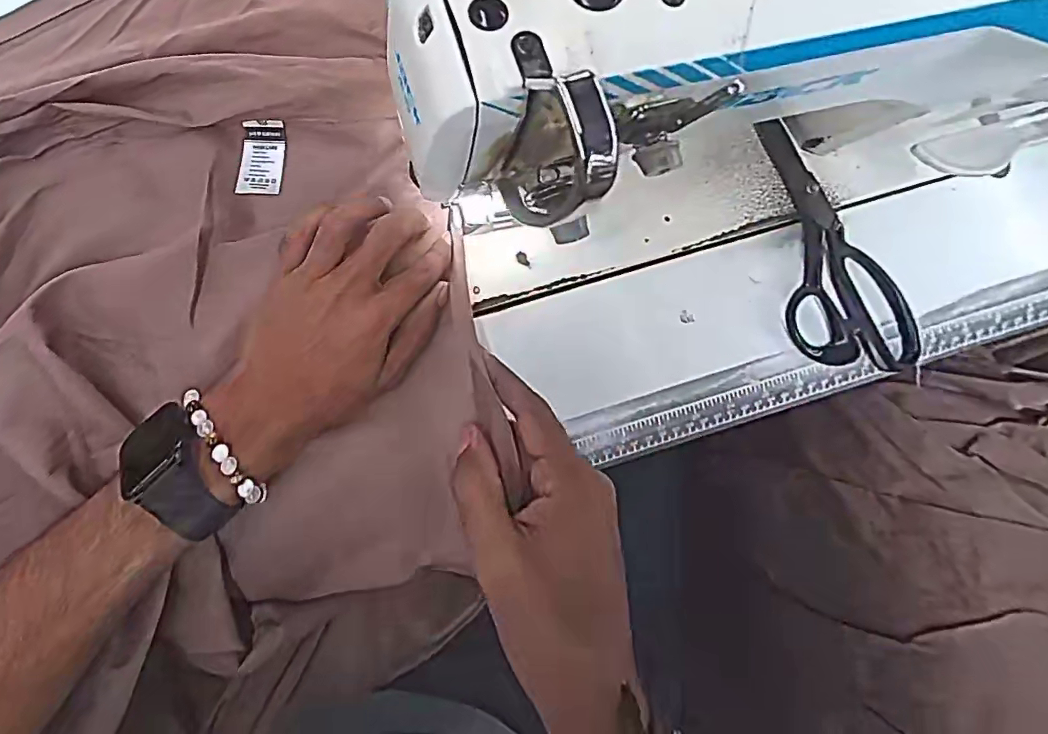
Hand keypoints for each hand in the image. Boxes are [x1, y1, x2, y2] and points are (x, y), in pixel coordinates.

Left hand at [205, 197, 452, 488]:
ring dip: (366, 207)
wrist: (270, 401)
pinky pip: (300, 233)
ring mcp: (311, 278)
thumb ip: (416, 334)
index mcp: (374, 317)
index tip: (443, 248)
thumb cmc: (328, 395)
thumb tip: (438, 296)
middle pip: (384, 237)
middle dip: (409, 221)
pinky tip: (334, 212)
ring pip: (341, 224)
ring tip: (380, 205)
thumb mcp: (385, 378)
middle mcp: (345, 289)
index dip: (436, 256)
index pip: (417, 275)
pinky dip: (318, 215)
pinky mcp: (284, 275)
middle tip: (418, 219)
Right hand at [451, 363, 641, 733]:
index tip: (476, 355)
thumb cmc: (547, 628)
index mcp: (574, 484)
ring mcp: (591, 507)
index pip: (535, 414)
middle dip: (497, 412)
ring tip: (461, 429)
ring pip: (539, 458)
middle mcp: (589, 486)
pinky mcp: (584, 526)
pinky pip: (544, 481)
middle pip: (537, 433)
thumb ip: (478, 488)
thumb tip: (467, 433)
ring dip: (504, 445)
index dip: (504, 381)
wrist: (593, 692)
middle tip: (455, 392)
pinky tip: (486, 477)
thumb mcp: (498, 556)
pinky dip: (515, 471)